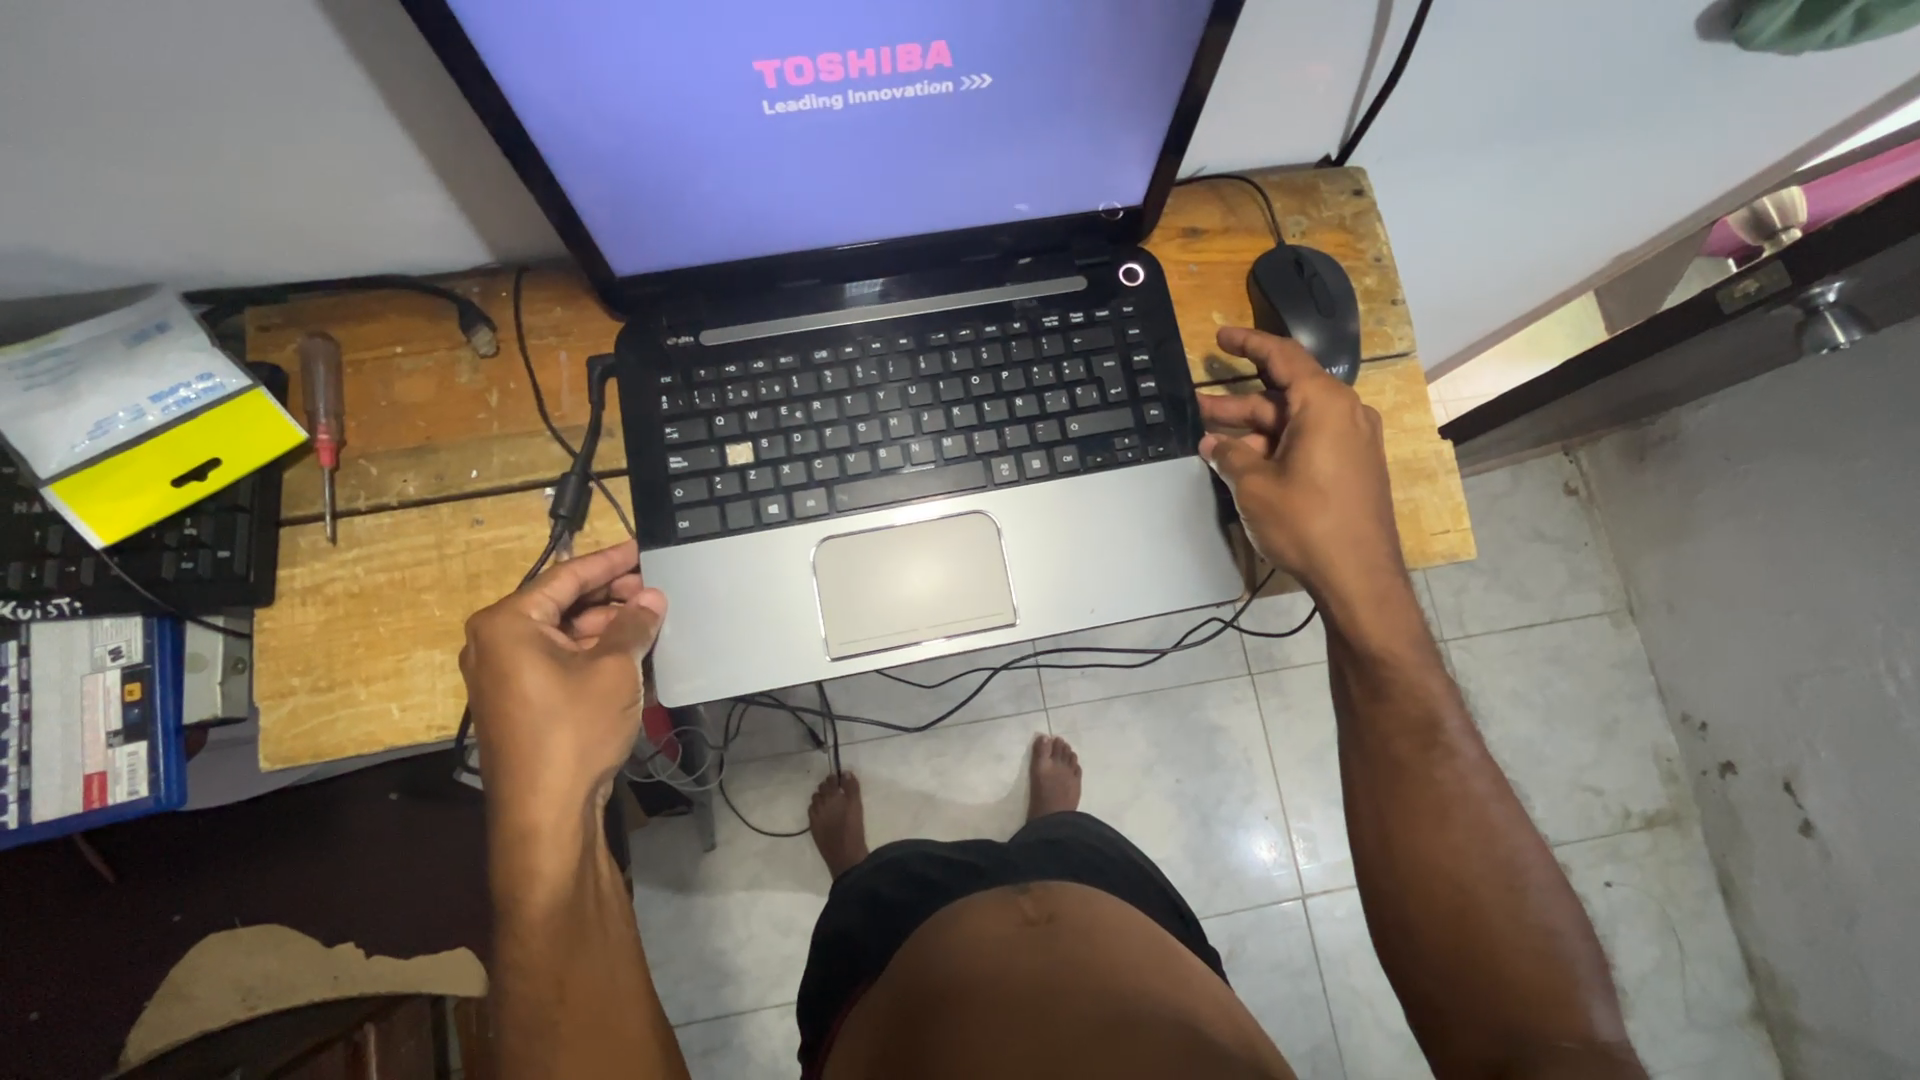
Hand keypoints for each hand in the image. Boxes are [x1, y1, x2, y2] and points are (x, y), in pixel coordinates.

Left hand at [459, 541, 667, 823]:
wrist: (545, 811)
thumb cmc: (574, 728)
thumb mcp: (615, 669)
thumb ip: (634, 625)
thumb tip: (651, 598)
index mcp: (508, 623)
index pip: (566, 576)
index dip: (610, 561)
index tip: (642, 548)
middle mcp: (495, 642)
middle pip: (562, 604)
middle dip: (611, 597)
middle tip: (655, 589)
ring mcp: (504, 674)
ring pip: (563, 634)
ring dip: (607, 627)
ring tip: (652, 620)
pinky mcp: (518, 701)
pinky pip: (558, 661)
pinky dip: (593, 653)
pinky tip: (631, 650)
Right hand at [1197, 327, 1404, 605]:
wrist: (1359, 576)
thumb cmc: (1306, 523)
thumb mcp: (1254, 486)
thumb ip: (1229, 456)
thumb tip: (1212, 444)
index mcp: (1324, 404)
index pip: (1283, 356)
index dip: (1248, 344)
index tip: (1220, 336)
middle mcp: (1344, 413)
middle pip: (1283, 394)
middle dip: (1238, 402)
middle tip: (1197, 407)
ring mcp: (1352, 441)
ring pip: (1293, 422)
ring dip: (1252, 431)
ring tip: (1211, 443)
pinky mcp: (1352, 467)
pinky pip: (1308, 442)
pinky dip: (1275, 447)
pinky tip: (1243, 464)